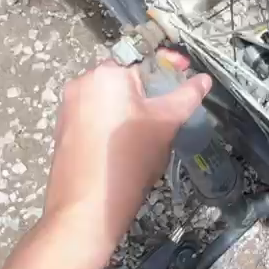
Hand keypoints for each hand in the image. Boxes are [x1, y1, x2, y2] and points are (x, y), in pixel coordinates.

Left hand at [41, 49, 211, 250]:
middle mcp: (81, 85)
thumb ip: (187, 95)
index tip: (187, 74)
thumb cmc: (128, 157)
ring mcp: (68, 110)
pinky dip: (117, 121)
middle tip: (172, 108)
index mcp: (105, 75)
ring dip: (136, 106)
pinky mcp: (64, 132)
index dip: (170, 64)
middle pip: (128, 77)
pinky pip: (98, 115)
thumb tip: (203, 80)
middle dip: (152, 89)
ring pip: (113, 98)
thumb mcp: (167, 121)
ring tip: (154, 128)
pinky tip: (130, 143)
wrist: (86, 210)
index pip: (145, 57)